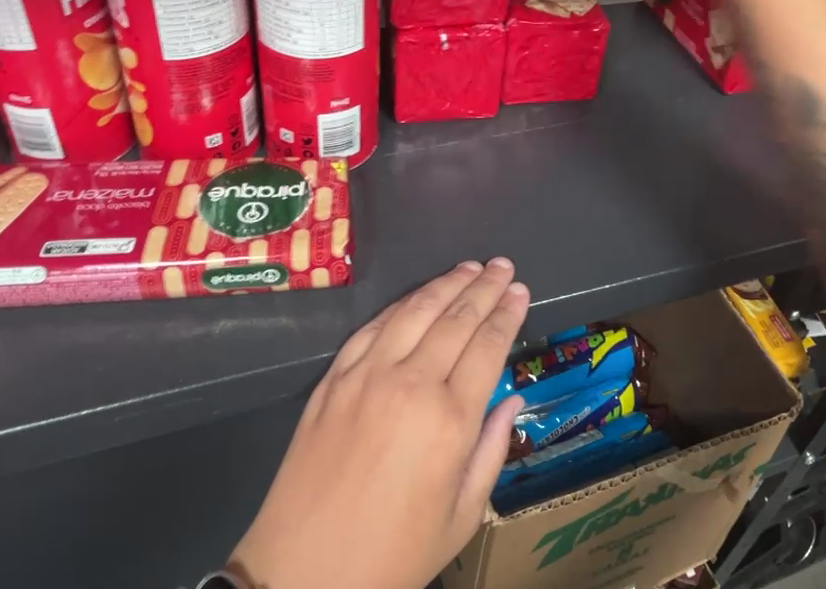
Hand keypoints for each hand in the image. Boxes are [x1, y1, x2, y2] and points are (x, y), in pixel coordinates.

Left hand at [228, 259, 529, 588]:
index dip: (507, 314)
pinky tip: (417, 297)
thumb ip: (491, 451)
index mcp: (450, 420)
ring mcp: (366, 376)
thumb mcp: (461, 517)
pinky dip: (400, 305)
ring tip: (469, 268)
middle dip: (485, 288)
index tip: (521, 291)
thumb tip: (513, 401)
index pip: (488, 346)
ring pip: (414, 312)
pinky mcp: (333, 380)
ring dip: (445, 285)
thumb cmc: (394, 553)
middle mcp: (411, 384)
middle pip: (456, 319)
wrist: (304, 574)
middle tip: (503, 266)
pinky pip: (372, 328)